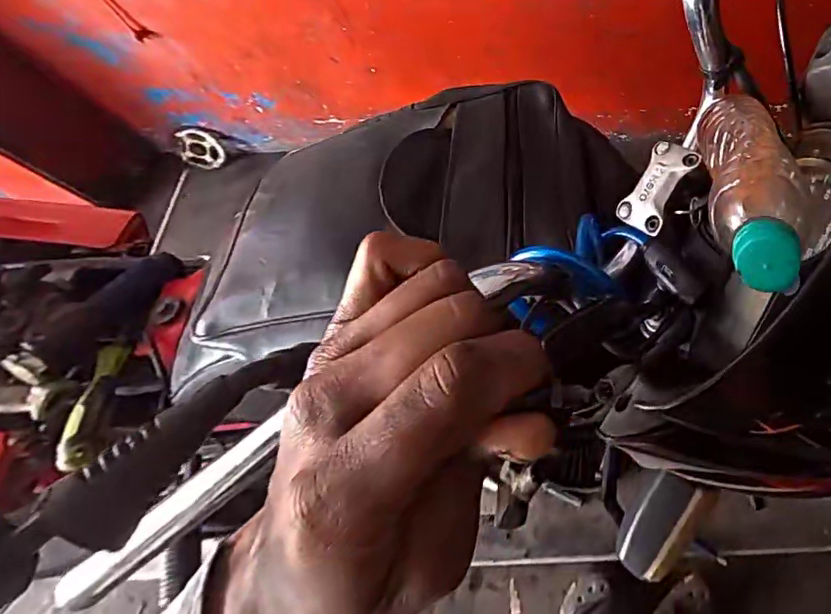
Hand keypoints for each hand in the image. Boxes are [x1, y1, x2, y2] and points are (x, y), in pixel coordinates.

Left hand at [215, 233, 555, 613]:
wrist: (291, 567)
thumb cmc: (360, 573)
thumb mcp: (436, 558)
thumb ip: (483, 471)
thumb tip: (532, 416)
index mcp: (346, 484)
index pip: (448, 379)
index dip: (514, 364)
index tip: (539, 375)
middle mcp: (329, 405)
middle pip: (449, 318)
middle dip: (506, 340)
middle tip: (517, 377)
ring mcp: (327, 361)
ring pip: (432, 283)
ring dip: (478, 311)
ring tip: (481, 353)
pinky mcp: (333, 335)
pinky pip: (383, 257)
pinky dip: (426, 264)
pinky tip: (443, 308)